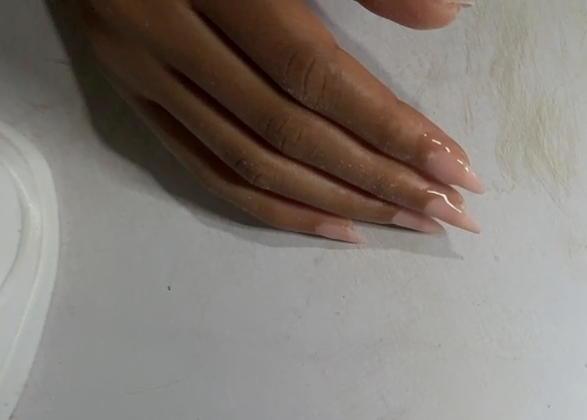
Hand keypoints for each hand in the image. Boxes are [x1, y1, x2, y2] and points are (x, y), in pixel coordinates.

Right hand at [77, 0, 482, 241]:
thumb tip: (446, 13)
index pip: (315, 75)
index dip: (393, 130)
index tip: (459, 171)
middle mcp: (157, 24)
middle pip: (292, 131)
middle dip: (385, 181)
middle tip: (453, 213)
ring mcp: (133, 62)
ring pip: (256, 162)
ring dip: (347, 204)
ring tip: (417, 225)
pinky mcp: (126, 88)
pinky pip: (209, 169)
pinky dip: (280, 211)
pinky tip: (344, 231)